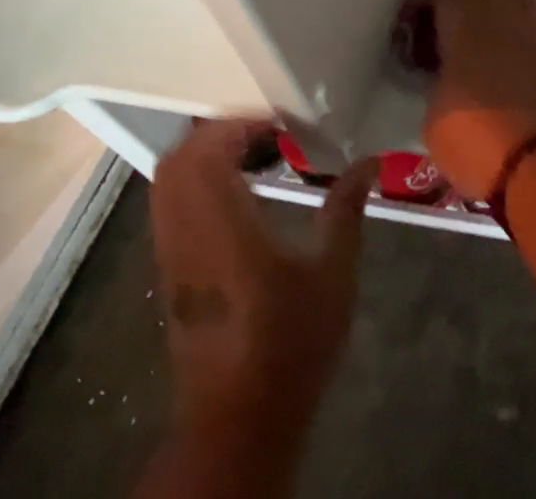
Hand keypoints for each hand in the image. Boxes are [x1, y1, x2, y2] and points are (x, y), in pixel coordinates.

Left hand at [149, 119, 378, 442]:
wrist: (241, 414)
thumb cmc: (295, 341)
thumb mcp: (334, 273)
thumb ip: (345, 210)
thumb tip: (369, 161)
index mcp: (224, 229)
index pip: (207, 153)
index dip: (237, 125)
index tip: (281, 121)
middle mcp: (186, 235)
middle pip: (178, 161)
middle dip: (218, 134)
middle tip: (270, 133)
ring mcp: (171, 255)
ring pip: (166, 184)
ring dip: (204, 157)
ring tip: (258, 157)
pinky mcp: (170, 273)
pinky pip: (169, 207)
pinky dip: (196, 183)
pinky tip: (242, 196)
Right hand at [423, 0, 535, 199]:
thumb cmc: (475, 141)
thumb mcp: (435, 113)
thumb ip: (442, 77)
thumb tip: (450, 71)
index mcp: (463, 23)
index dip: (437, 2)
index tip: (431, 17)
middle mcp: (505, 12)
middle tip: (465, 23)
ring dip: (511, 9)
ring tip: (502, 32)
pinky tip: (534, 50)